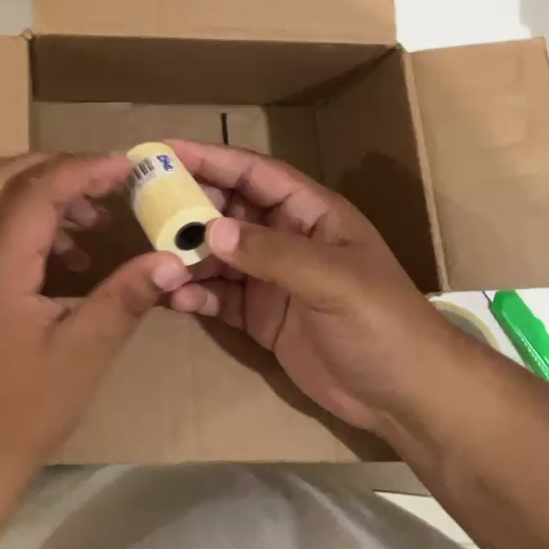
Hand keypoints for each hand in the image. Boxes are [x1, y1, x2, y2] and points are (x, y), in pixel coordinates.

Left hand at [0, 153, 191, 473]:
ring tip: (98, 219)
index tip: (130, 167)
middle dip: (64, 169)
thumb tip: (173, 260)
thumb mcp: (85, 352)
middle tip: (112, 181)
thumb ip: (126, 297)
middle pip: (11, 177)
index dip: (86, 169)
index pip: (40, 189)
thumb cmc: (24, 407)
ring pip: (0, 198)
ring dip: (49, 194)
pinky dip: (35, 221)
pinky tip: (74, 256)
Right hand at [162, 139, 450, 440]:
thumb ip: (271, 253)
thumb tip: (210, 229)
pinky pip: (219, 296)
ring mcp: (273, 279)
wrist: (407, 397)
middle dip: (188, 206)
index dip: (210, 158)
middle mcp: (287, 238)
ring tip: (153, 259)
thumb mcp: (332, 280)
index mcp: (311, 213)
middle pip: (228, 209)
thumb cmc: (382, 323)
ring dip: (186, 255)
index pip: (253, 173)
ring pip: (217, 254)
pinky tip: (174, 299)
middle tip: (142, 205)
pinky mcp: (262, 318)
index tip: (163, 151)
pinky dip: (196, 294)